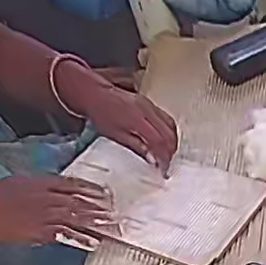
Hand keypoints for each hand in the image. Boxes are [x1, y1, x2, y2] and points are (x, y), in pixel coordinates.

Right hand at [0, 176, 111, 250]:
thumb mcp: (20, 182)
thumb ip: (40, 185)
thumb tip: (54, 186)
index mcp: (41, 182)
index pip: (71, 184)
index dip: (89, 188)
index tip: (105, 193)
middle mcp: (47, 197)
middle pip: (78, 201)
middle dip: (98, 207)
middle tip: (116, 212)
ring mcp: (46, 214)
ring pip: (76, 218)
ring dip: (95, 223)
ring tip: (111, 227)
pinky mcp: (43, 232)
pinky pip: (66, 236)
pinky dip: (81, 239)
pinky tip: (93, 243)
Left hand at [59, 63, 179, 172]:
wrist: (94, 94)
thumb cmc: (101, 113)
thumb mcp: (117, 136)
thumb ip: (137, 146)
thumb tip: (152, 159)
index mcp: (138, 120)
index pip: (160, 142)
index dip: (164, 158)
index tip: (163, 169)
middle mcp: (146, 110)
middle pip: (169, 134)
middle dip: (170, 152)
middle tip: (165, 164)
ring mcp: (149, 105)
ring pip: (170, 126)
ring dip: (171, 142)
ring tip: (166, 154)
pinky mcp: (148, 103)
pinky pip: (166, 118)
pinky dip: (168, 131)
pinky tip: (164, 139)